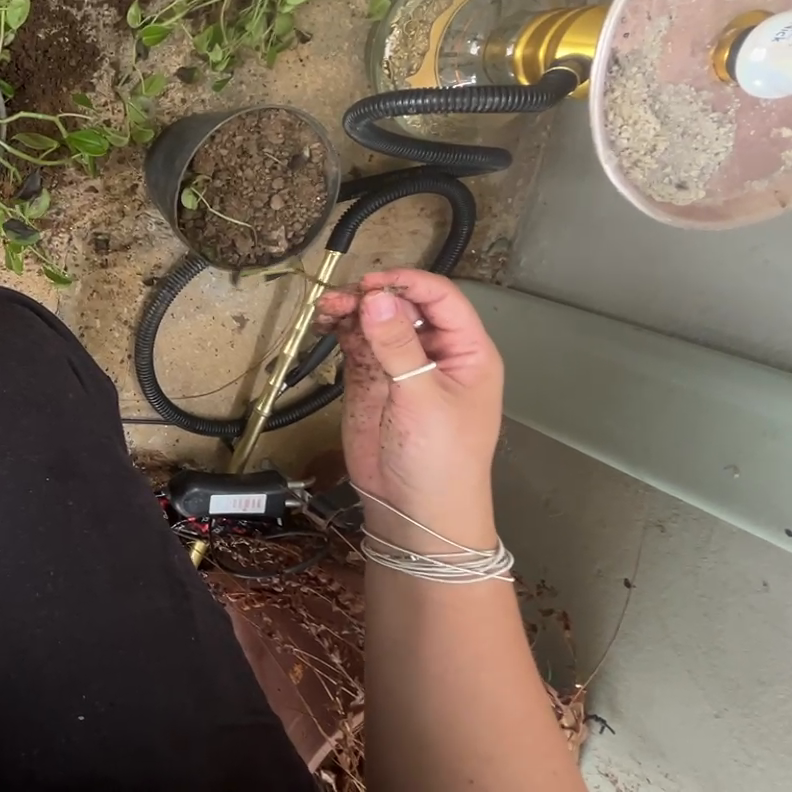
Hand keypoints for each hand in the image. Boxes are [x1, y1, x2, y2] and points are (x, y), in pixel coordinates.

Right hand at [315, 269, 503, 545]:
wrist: (413, 507)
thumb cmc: (438, 457)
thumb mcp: (421, 398)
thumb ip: (397, 347)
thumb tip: (376, 299)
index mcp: (466, 352)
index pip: (441, 300)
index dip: (407, 284)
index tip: (369, 285)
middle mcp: (434, 351)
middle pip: (403, 305)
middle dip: (372, 296)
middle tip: (340, 301)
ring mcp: (400, 364)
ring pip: (375, 321)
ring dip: (350, 310)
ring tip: (326, 310)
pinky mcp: (370, 378)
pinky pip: (355, 342)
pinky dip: (339, 330)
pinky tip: (325, 325)